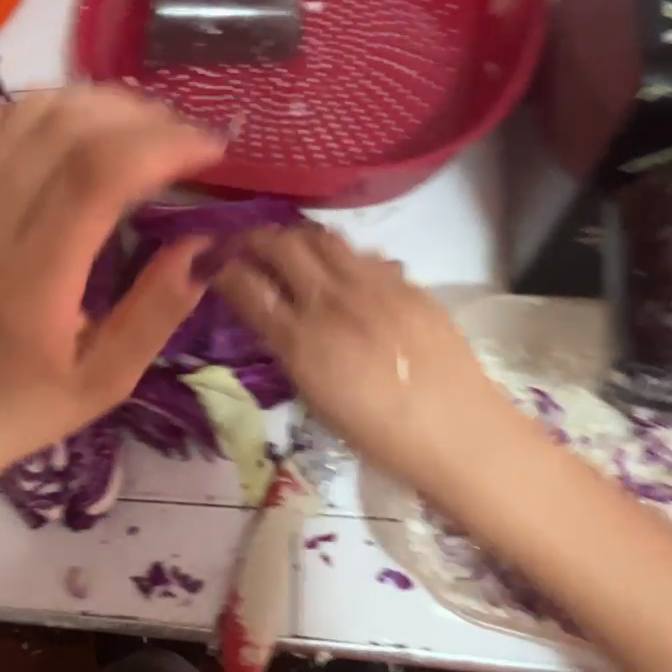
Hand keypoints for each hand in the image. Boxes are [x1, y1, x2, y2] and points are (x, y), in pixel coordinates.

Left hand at [0, 86, 225, 478]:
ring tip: (145, 127)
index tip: (211, 150)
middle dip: (140, 117)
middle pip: (64, 131)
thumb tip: (206, 241)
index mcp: (31, 286)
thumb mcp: (107, 381)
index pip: (94, 178)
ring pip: (28, 115)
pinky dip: (47, 108)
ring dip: (96, 104)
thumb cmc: (26, 409)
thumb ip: (157, 310)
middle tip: (186, 138)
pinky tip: (83, 127)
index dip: (160, 146)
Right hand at [213, 227, 517, 494]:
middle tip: (244, 247)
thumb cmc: (378, 434)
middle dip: (253, 239)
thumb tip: (276, 318)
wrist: (456, 432)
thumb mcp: (315, 396)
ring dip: (296, 237)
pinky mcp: (406, 284)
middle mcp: (331, 302)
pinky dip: (340, 255)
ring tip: (289, 248)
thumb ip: (290, 349)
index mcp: (301, 341)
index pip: (245, 286)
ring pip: (322, 237)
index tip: (214, 268)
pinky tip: (343, 272)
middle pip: (280, 245)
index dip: (222, 270)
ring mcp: (373, 286)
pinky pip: (363, 253)